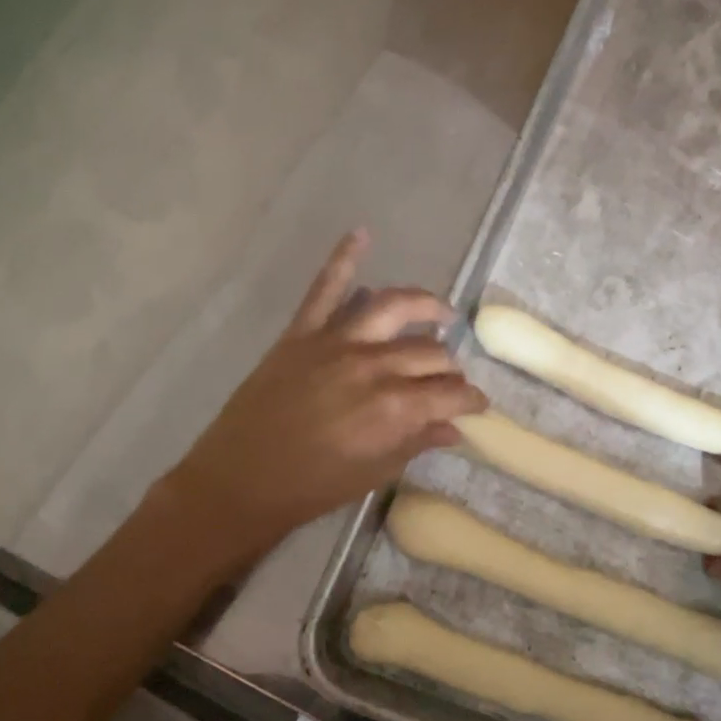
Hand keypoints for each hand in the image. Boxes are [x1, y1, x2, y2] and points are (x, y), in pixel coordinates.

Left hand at [162, 229, 487, 547]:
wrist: (241, 480)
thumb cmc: (313, 486)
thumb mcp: (375, 472)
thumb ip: (417, 442)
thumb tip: (454, 429)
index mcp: (395, 408)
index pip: (450, 392)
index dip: (471, 399)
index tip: (478, 405)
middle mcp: (373, 365)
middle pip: (429, 351)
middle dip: (450, 367)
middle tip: (450, 379)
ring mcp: (336, 343)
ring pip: (393, 307)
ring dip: (424, 304)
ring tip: (441, 312)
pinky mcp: (302, 333)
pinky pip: (325, 288)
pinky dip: (344, 258)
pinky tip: (362, 234)